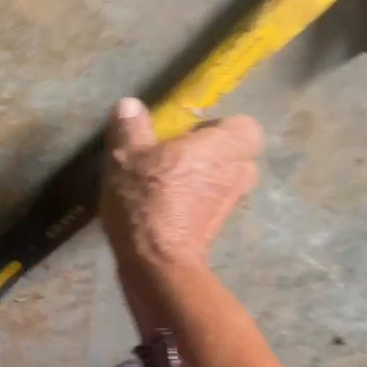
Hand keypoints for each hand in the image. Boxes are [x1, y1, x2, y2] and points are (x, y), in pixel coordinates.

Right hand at [100, 97, 261, 280]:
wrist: (157, 262)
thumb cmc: (147, 201)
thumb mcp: (126, 158)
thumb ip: (130, 128)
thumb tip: (129, 104)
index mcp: (226, 143)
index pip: (241, 124)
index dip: (214, 128)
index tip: (183, 137)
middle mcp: (240, 170)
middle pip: (235, 153)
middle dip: (210, 154)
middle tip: (174, 159)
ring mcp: (232, 202)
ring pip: (224, 179)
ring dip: (203, 180)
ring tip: (167, 185)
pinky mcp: (218, 227)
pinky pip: (211, 203)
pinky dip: (195, 203)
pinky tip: (165, 209)